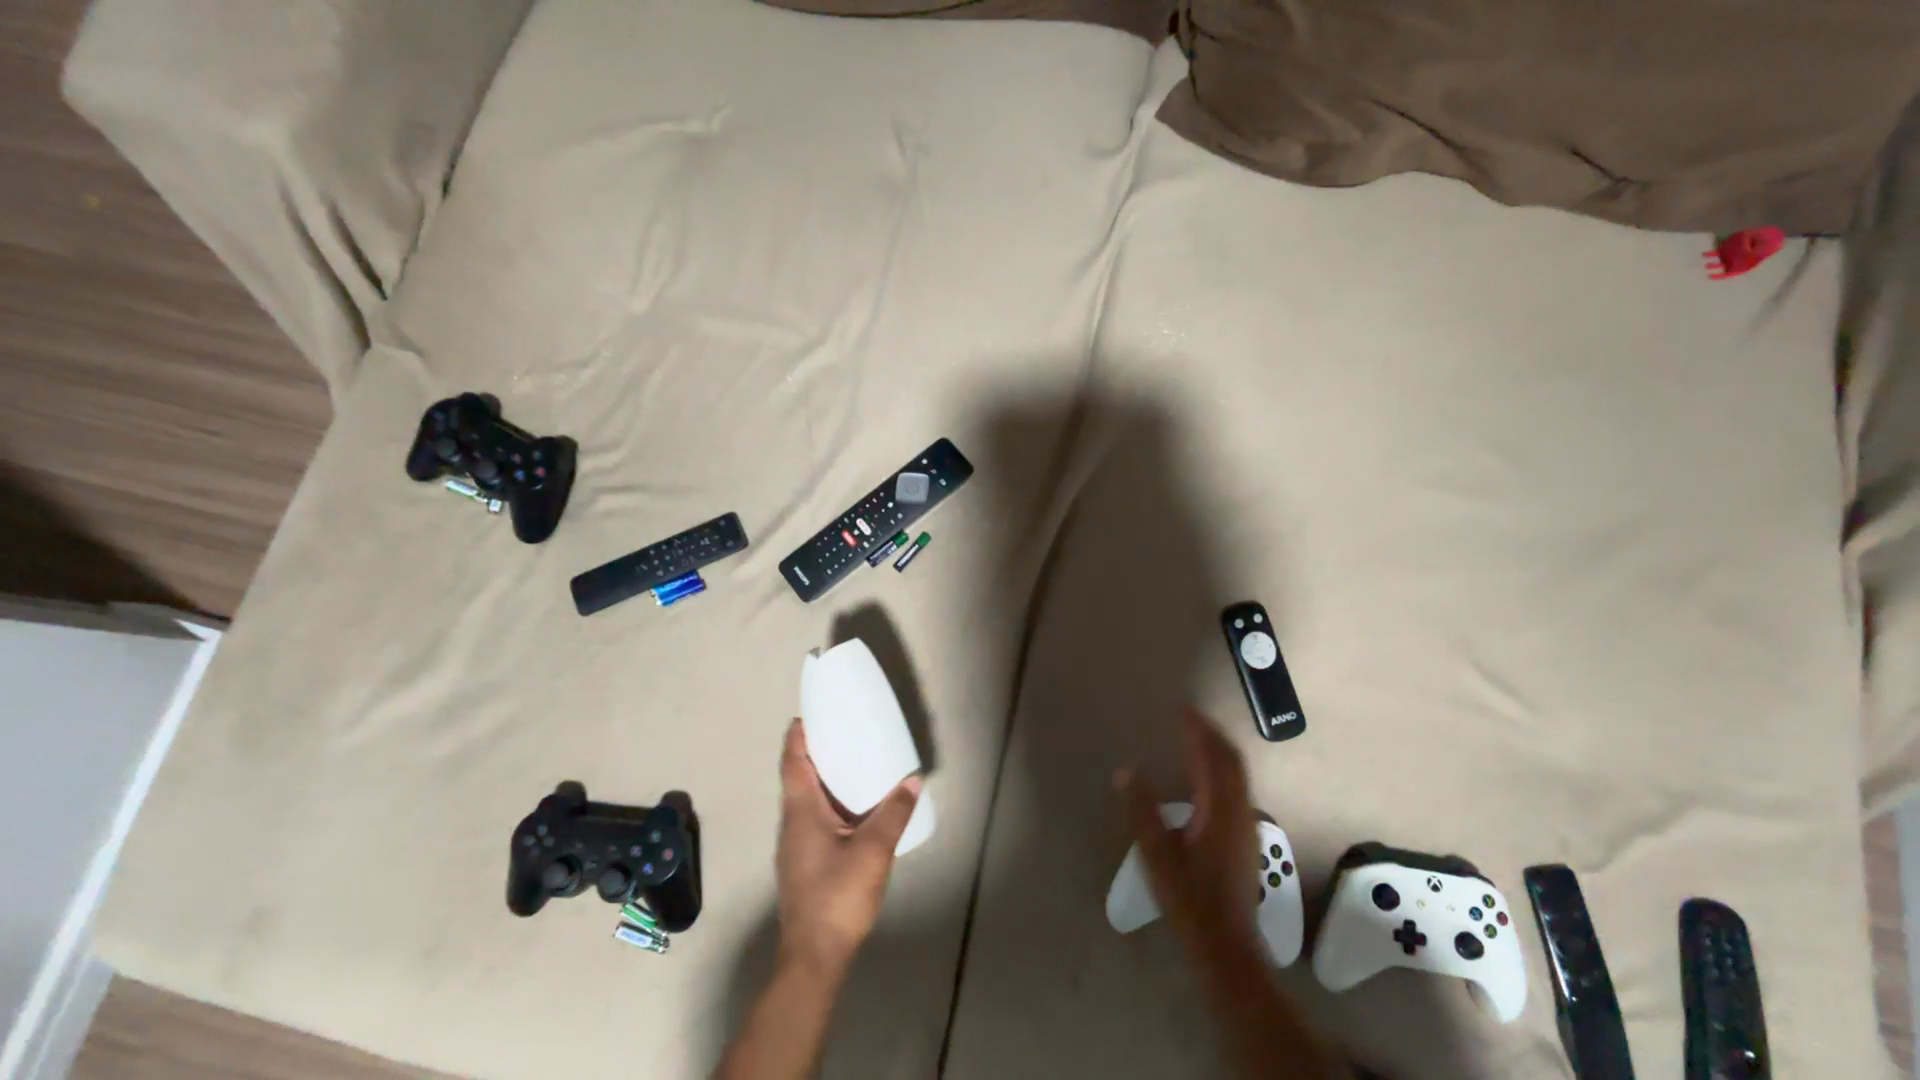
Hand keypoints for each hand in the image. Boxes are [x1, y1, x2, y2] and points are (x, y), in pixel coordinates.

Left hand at [774, 719, 921, 975]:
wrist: (814, 955)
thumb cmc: (838, 896)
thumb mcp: (874, 851)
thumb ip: (893, 814)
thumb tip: (911, 781)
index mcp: (801, 813)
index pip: (793, 765)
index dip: (796, 739)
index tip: (805, 717)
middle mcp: (791, 825)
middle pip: (796, 781)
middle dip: (812, 757)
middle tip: (838, 736)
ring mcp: (794, 848)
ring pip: (804, 804)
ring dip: (820, 783)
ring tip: (848, 768)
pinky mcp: (802, 866)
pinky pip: (812, 822)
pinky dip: (827, 806)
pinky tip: (851, 814)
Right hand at [1113, 707, 1259, 955]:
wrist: (1226, 943)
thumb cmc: (1189, 899)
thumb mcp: (1157, 855)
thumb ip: (1143, 811)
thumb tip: (1126, 771)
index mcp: (1219, 811)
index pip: (1212, 758)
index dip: (1198, 731)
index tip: (1183, 709)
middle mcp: (1240, 812)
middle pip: (1232, 761)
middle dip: (1213, 735)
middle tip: (1191, 717)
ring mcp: (1247, 826)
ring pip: (1239, 776)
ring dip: (1220, 752)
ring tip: (1198, 739)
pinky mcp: (1246, 838)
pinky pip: (1239, 789)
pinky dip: (1224, 770)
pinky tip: (1208, 778)